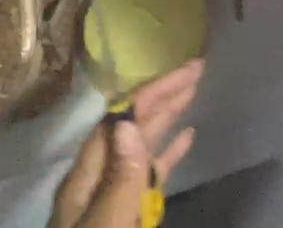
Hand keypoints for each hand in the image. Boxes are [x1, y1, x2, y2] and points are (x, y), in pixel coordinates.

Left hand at [51, 59, 203, 227]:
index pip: (117, 122)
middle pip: (128, 129)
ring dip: (165, 118)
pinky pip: (148, 175)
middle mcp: (94, 185)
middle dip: (161, 96)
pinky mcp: (124, 218)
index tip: (186, 72)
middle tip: (197, 70)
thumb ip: (119, 181)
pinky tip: (187, 138)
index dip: (151, 93)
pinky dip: (168, 152)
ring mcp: (108, 202)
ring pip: (140, 148)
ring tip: (193, 93)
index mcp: (84, 183)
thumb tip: (128, 123)